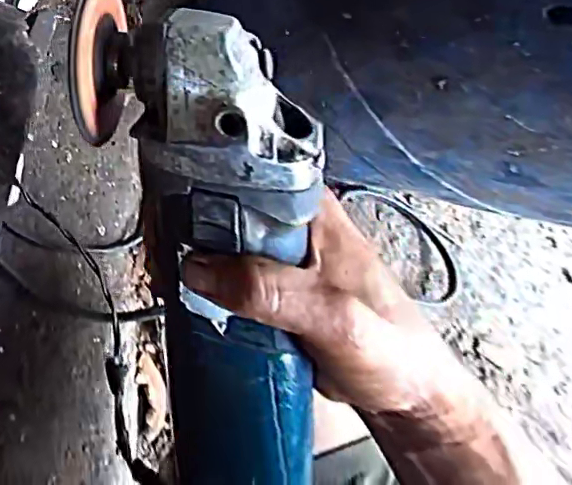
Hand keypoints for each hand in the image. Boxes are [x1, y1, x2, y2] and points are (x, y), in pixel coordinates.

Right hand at [184, 191, 535, 482]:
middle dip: (177, 222)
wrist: (409, 401)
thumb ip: (272, 291)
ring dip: (181, 250)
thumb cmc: (396, 354)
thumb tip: (200, 270)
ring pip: (206, 232)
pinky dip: (192, 275)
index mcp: (305, 203)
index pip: (234, 170)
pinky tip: (183, 289)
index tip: (164, 209)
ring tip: (167, 273)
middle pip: (210, 198)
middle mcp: (283, 217)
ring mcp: (271, 247)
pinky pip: (214, 264)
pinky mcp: (261, 276)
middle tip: (162, 251)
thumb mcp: (336, 318)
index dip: (192, 182)